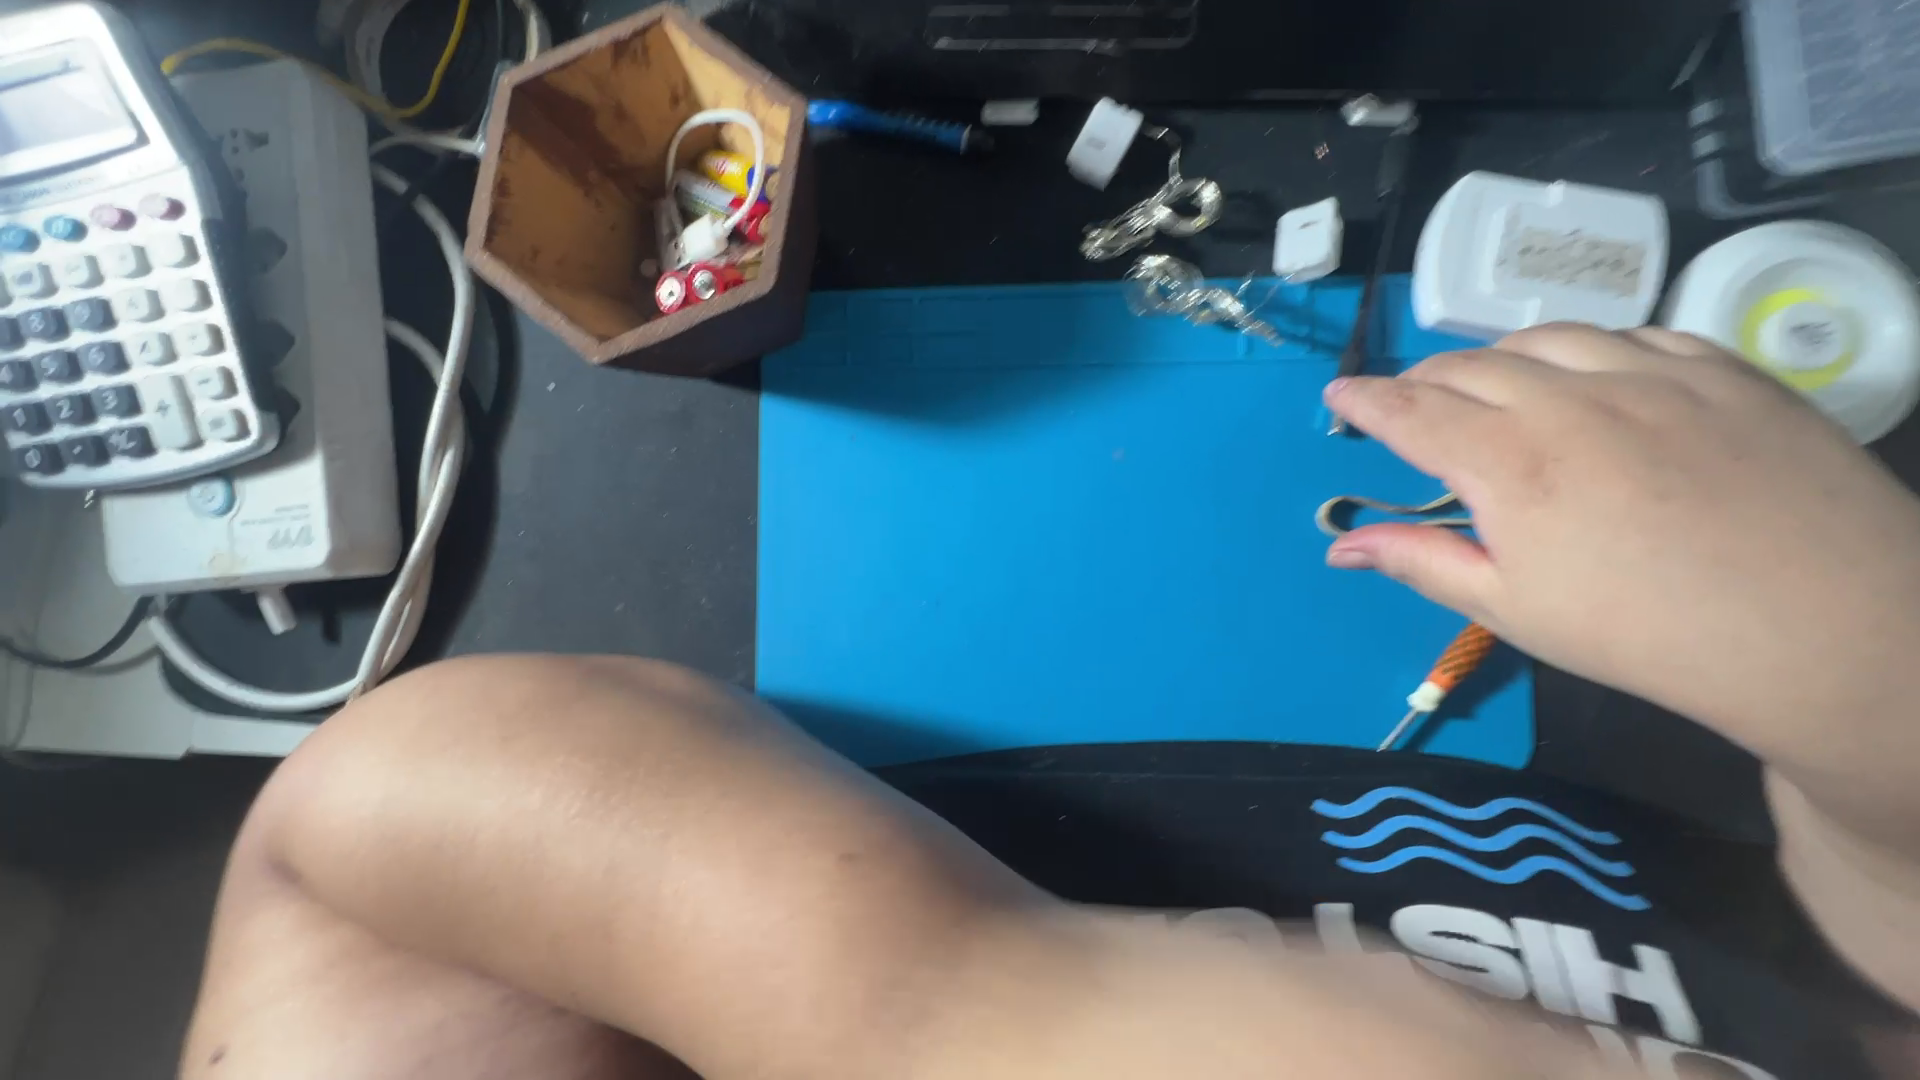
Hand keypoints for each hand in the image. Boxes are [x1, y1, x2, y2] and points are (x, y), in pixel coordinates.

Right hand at [1322, 324, 1919, 823]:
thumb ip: (1418, 562)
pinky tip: (1588, 380)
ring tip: (1490, 386)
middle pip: (1464, 367)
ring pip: (1543, 336)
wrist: (1831, 631)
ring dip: (1495, 358)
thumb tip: (1341, 546)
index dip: (1363, 401)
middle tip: (1407, 407)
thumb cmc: (1643, 631)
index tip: (1337, 397)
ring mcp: (1652, 376)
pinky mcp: (1722, 372)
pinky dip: (1584, 350)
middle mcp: (1567, 400)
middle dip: (1418, 382)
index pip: (1408, 411)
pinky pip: (1631, 334)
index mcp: (1507, 462)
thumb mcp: (1510, 607)